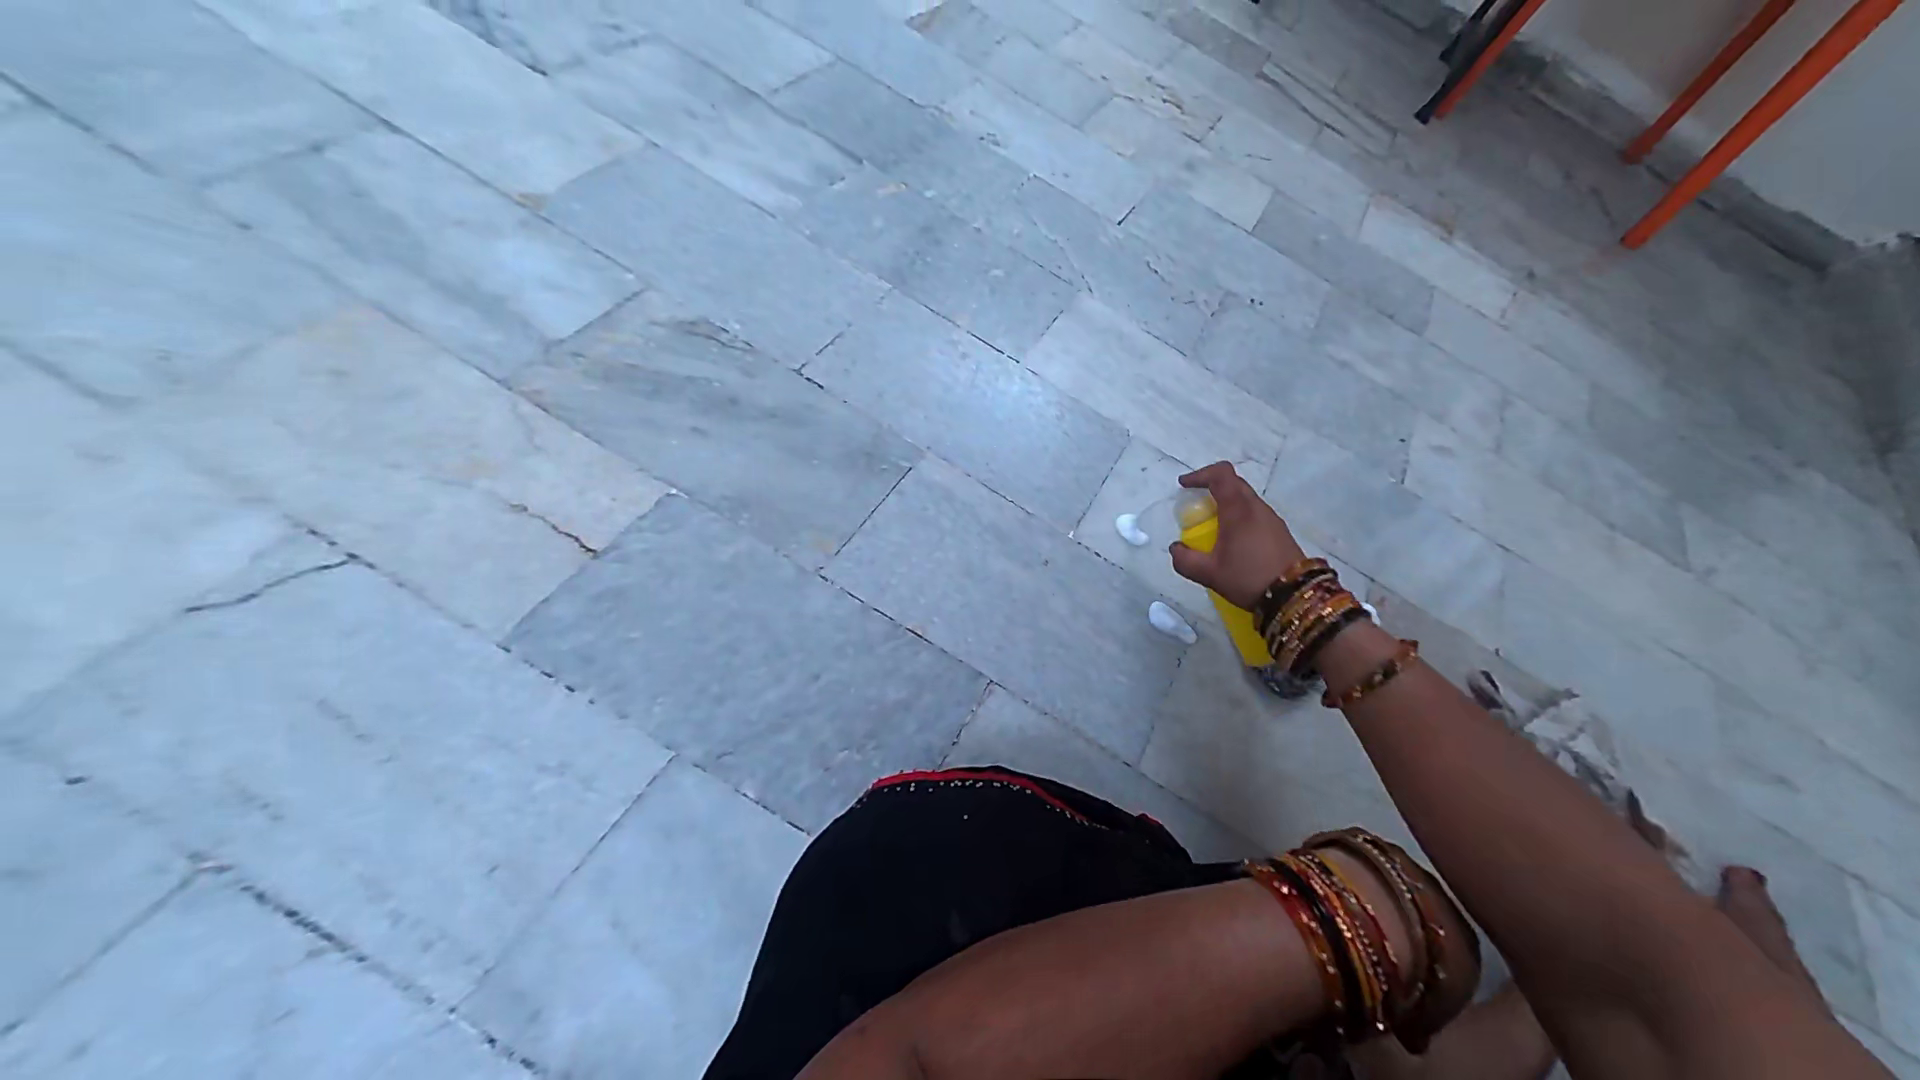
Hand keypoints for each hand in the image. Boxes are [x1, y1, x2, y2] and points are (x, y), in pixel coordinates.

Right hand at [1169, 462, 1306, 609]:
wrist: (1295, 595)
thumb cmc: (1248, 578)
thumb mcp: (1209, 574)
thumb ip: (1185, 560)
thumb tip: (1175, 548)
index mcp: (1238, 510)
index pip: (1220, 474)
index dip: (1200, 474)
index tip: (1184, 485)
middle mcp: (1256, 508)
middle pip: (1233, 483)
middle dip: (1211, 488)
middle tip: (1195, 505)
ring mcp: (1271, 518)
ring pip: (1245, 498)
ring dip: (1225, 503)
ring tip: (1212, 526)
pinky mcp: (1279, 531)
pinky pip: (1254, 513)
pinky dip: (1238, 516)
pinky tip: (1232, 540)